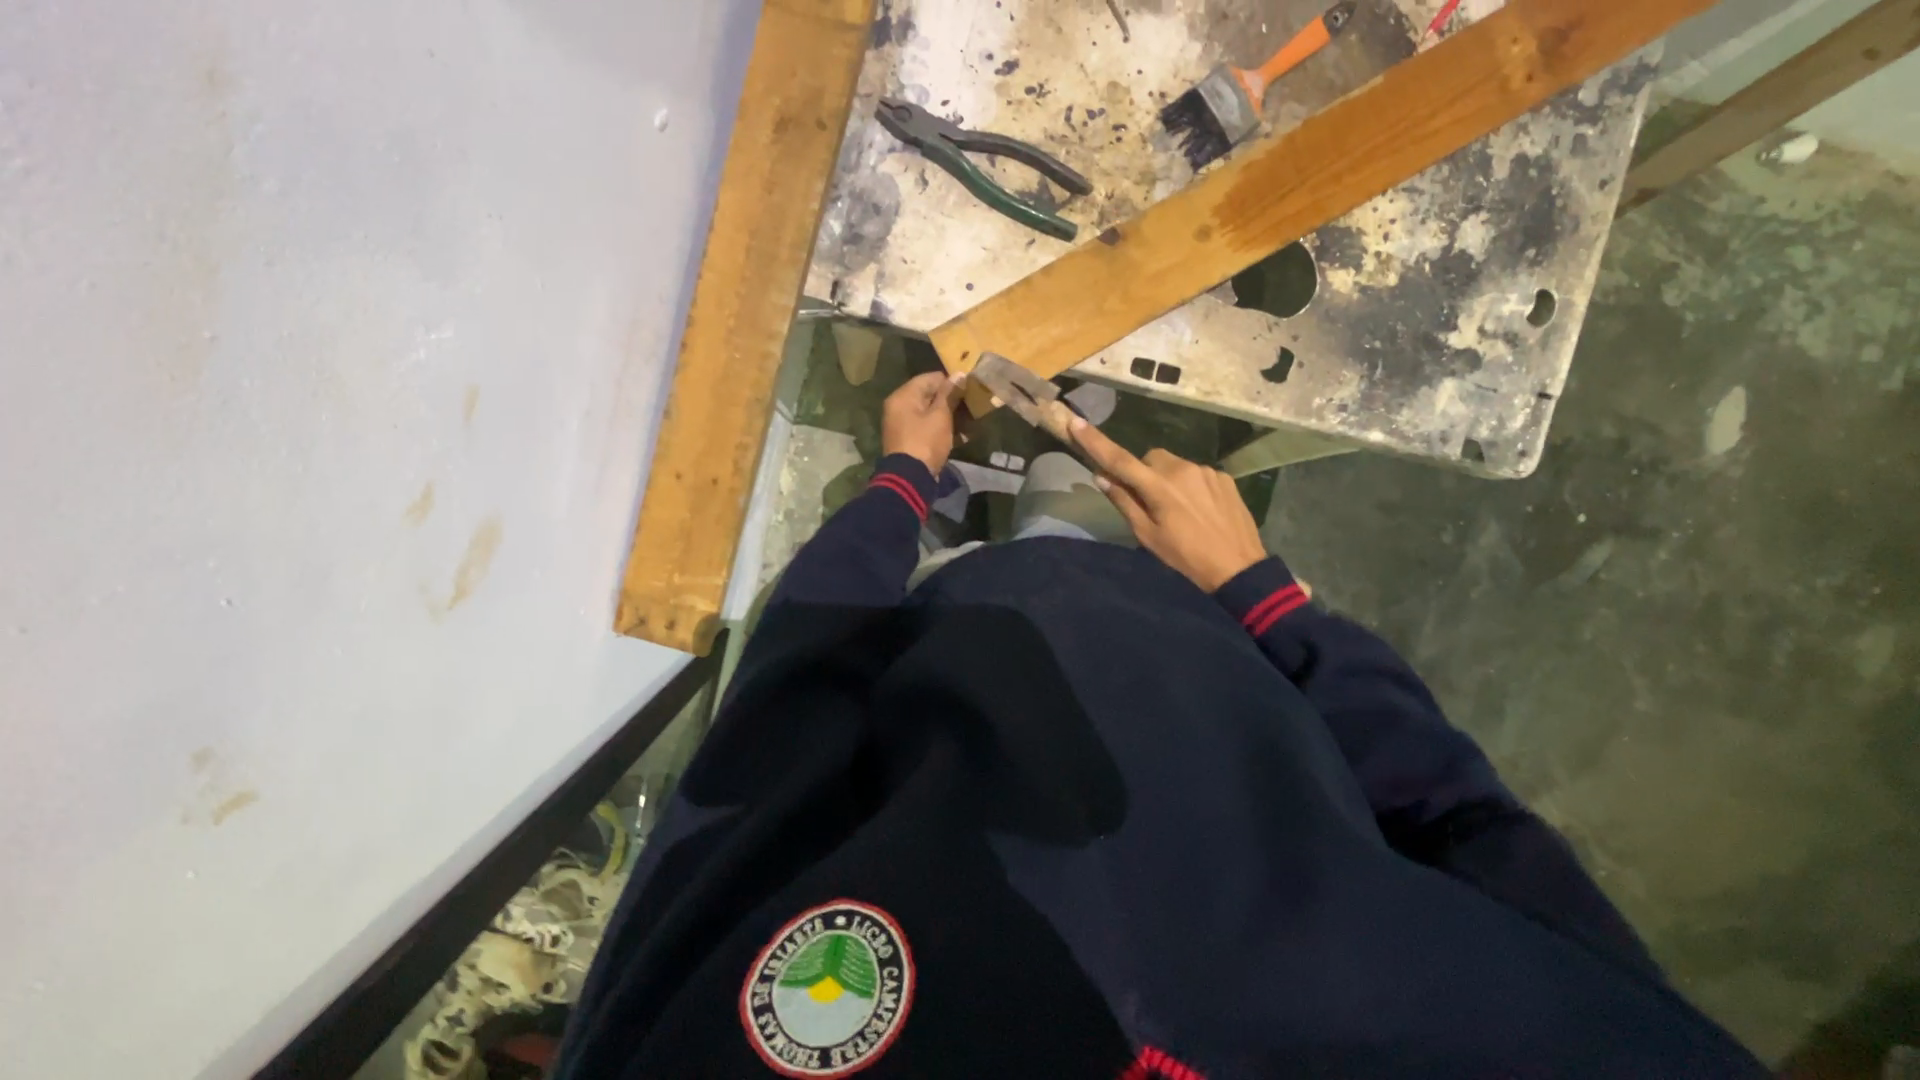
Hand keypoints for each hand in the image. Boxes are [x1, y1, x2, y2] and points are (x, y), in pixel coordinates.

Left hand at [882, 371, 965, 473]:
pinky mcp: (907, 440)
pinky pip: (925, 427)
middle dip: (949, 400)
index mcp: (903, 396)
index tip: (968, 388)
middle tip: (970, 405)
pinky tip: (959, 435)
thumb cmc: (925, 441)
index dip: (950, 381)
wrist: (909, 478)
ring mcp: (901, 424)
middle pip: (927, 395)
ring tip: (968, 421)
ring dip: (947, 416)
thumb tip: (958, 374)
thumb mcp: (941, 416)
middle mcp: (898, 407)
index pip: (929, 378)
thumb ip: (949, 394)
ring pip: (928, 413)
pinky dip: (940, 428)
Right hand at [1070, 419, 1267, 591]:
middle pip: (1150, 458)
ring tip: (1179, 510)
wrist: (1238, 566)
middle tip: (1149, 503)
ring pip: (1174, 465)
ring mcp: (1205, 470)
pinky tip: (1199, 509)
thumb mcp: (1148, 536)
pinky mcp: (1223, 476)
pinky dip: (1190, 485)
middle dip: (1143, 473)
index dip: (1095, 441)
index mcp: (1159, 487)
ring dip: (1168, 479)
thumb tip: (1101, 476)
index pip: (1119, 460)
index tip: (1076, 423)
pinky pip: (1196, 473)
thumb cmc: (1185, 556)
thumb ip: (1124, 502)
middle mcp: (1181, 469)